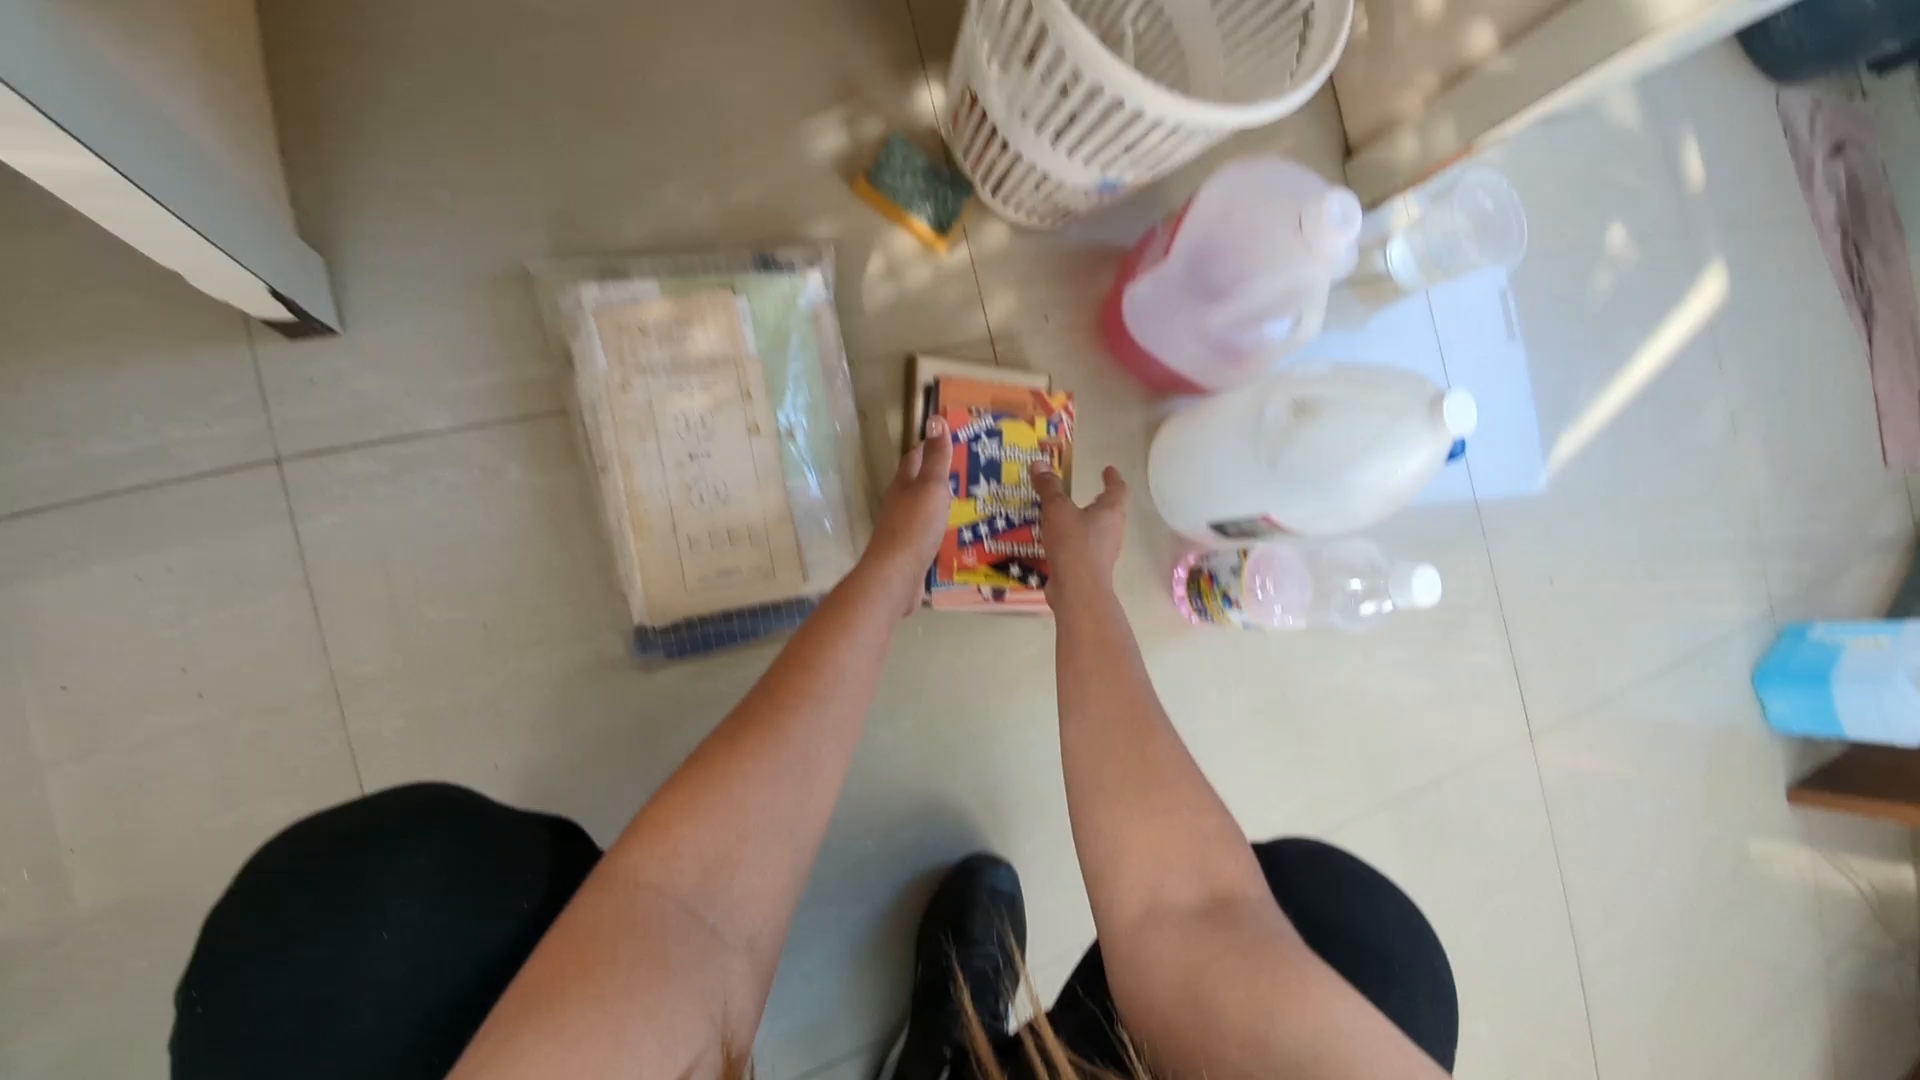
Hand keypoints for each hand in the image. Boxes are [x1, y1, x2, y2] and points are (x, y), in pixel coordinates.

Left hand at [858, 416, 954, 615]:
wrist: (895, 575)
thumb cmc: (915, 526)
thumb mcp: (931, 487)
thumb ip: (936, 457)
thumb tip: (934, 418)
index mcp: (904, 484)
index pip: (915, 457)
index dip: (929, 446)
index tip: (948, 438)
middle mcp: (899, 503)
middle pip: (916, 483)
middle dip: (935, 475)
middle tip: (963, 469)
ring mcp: (902, 528)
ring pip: (921, 508)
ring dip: (937, 502)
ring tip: (963, 499)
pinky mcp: (908, 551)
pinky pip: (925, 532)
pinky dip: (938, 527)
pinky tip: (951, 532)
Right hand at [1032, 460, 1127, 596]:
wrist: (1078, 590)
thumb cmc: (1073, 543)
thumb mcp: (1057, 510)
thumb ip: (1049, 487)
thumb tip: (1039, 463)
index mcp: (1111, 511)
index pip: (1118, 489)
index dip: (1113, 478)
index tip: (1108, 469)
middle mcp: (1112, 530)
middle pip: (1112, 511)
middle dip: (1102, 501)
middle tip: (1091, 492)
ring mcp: (1104, 551)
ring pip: (1098, 530)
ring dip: (1088, 521)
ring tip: (1071, 515)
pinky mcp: (1091, 567)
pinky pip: (1084, 547)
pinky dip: (1075, 539)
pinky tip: (1059, 540)